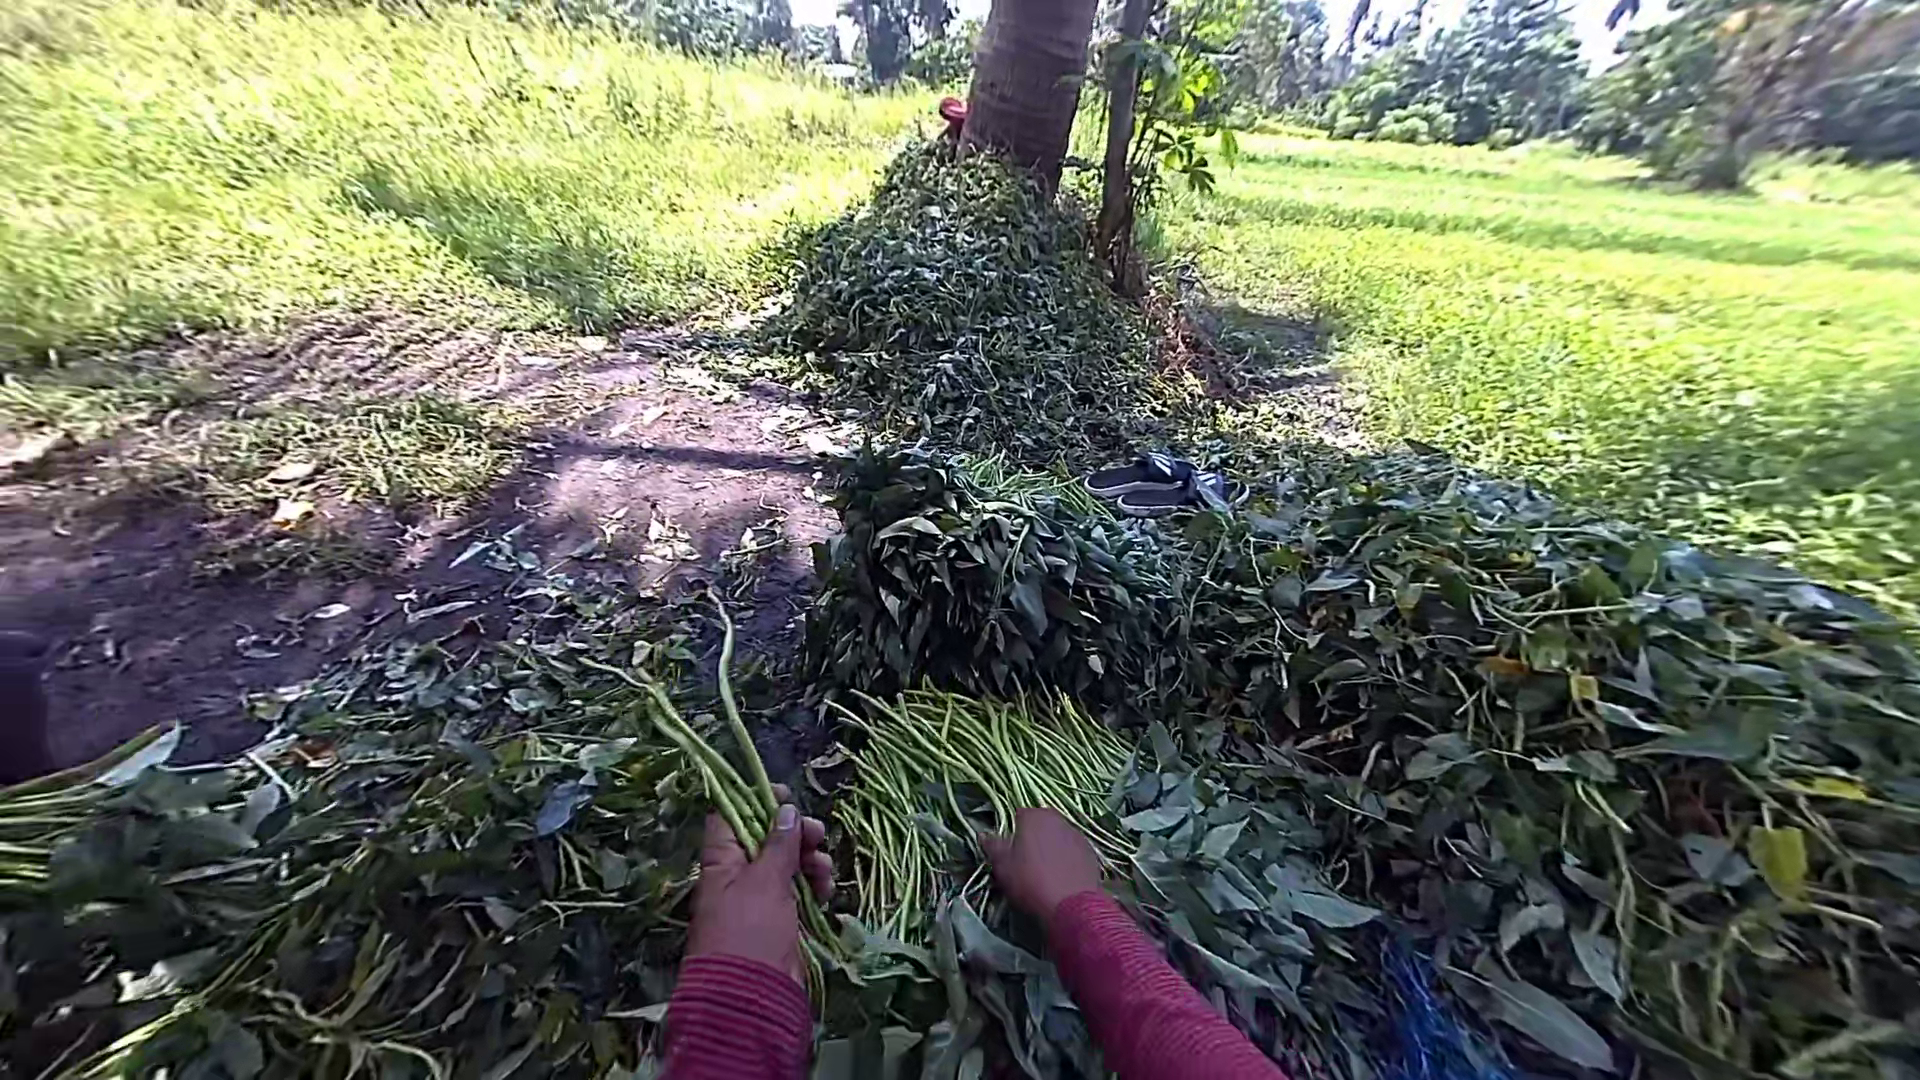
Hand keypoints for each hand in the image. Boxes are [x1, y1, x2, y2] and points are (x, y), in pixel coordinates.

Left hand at [686, 784, 833, 985]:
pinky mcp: (779, 916)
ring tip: (823, 870)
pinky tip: (825, 890)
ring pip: (787, 861)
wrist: (753, 1002)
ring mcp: (759, 896)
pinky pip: (798, 887)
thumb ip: (778, 843)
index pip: (730, 815)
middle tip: (816, 835)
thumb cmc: (750, 932)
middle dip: (795, 832)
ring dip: (809, 858)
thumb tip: (786, 810)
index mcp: (722, 862)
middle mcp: (738, 874)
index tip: (785, 796)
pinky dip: (813, 883)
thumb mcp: (765, 881)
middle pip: (766, 836)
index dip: (755, 800)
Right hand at [978, 807, 1102, 921]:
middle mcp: (1056, 818)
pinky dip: (1068, 859)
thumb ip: (992, 846)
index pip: (1019, 816)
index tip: (1012, 853)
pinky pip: (1073, 850)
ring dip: (1052, 847)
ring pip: (1058, 836)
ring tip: (1047, 873)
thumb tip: (983, 834)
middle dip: (1034, 837)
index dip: (1014, 833)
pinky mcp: (1090, 851)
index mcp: (1032, 815)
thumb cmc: (1030, 881)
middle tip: (1028, 863)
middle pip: (1040, 824)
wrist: (1072, 905)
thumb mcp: (1002, 866)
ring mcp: (1076, 833)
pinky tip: (1064, 878)